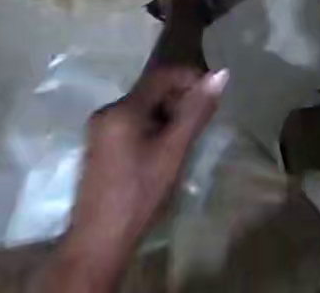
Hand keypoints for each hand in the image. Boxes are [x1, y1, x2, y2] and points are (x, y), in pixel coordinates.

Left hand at [46, 65, 227, 291]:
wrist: (98, 245)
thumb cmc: (139, 195)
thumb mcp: (173, 152)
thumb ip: (196, 111)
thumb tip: (221, 74)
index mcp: (123, 108)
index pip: (162, 75)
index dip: (189, 78)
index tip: (210, 96)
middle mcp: (107, 111)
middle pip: (151, 91)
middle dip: (178, 100)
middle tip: (198, 124)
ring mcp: (99, 130)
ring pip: (142, 108)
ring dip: (166, 116)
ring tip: (182, 141)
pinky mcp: (98, 148)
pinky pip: (130, 124)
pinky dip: (151, 129)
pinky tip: (161, 153)